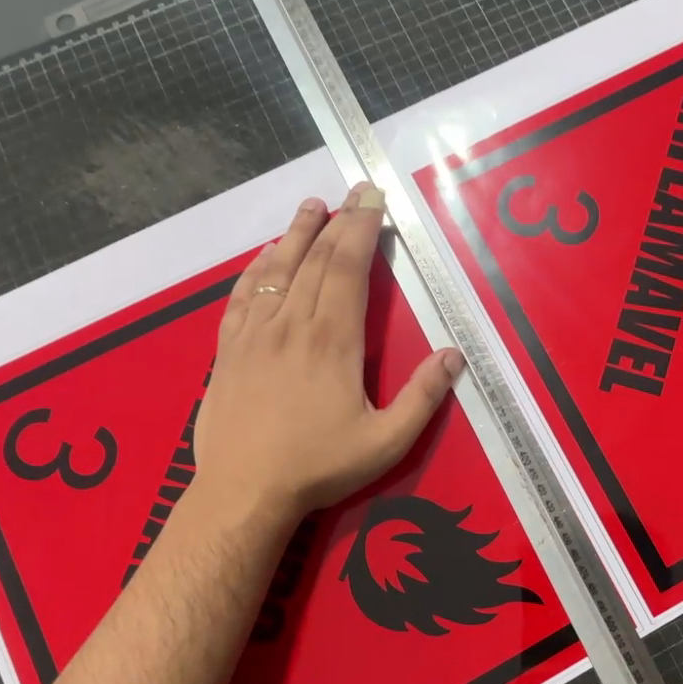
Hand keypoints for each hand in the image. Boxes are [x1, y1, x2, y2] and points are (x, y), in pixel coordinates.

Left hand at [190, 184, 464, 518]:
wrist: (243, 492)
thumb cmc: (319, 467)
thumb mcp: (387, 442)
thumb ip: (423, 398)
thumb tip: (454, 356)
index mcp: (333, 340)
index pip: (348, 269)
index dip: (362, 229)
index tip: (373, 199)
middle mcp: (292, 325)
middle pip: (316, 259)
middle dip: (339, 220)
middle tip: (354, 191)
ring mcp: (254, 334)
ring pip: (277, 270)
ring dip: (296, 234)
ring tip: (310, 206)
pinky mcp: (228, 350)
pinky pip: (241, 296)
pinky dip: (256, 269)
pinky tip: (264, 256)